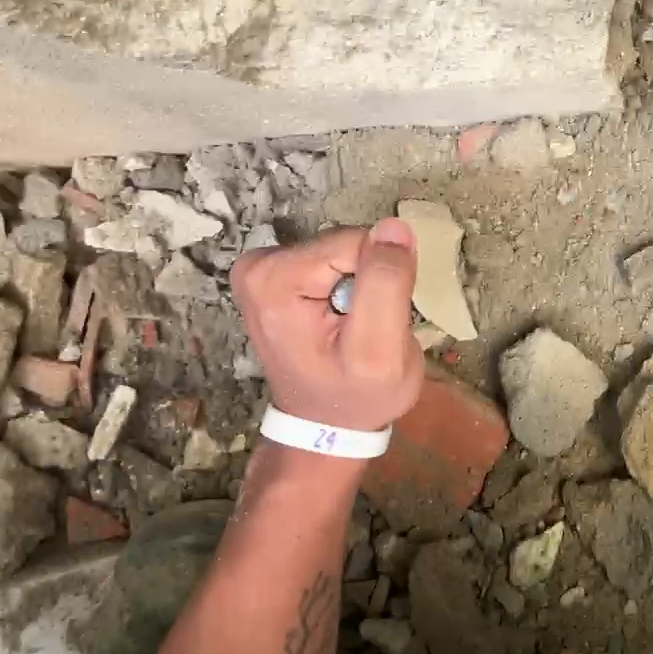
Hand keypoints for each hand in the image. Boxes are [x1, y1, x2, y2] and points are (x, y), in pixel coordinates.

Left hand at [230, 218, 424, 431]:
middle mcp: (258, 265)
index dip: (381, 279)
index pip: (357, 243)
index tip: (374, 320)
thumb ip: (387, 285)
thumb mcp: (382, 351)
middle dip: (370, 282)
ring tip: (355, 328)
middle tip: (366, 328)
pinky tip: (344, 320)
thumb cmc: (357, 396)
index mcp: (274, 280)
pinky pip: (337, 260)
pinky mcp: (276, 273)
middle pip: (348, 244)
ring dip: (363, 287)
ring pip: (346, 251)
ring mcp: (263, 268)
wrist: (329, 426)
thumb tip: (394, 227)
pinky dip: (351, 288)